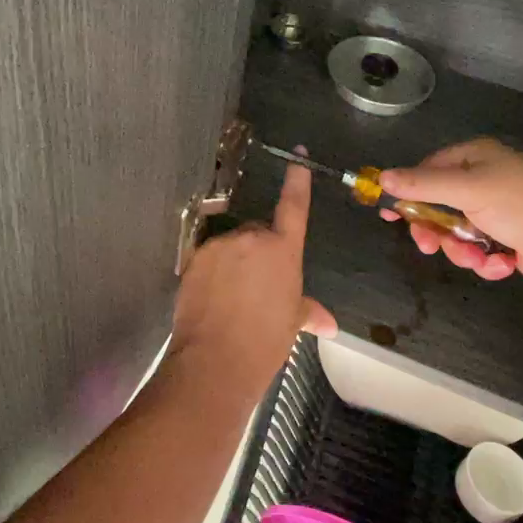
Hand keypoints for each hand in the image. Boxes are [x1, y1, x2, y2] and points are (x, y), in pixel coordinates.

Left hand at [168, 149, 336, 397]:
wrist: (215, 362)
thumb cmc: (265, 343)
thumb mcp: (292, 324)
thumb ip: (307, 312)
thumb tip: (328, 324)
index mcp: (282, 250)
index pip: (293, 206)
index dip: (297, 182)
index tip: (298, 160)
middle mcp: (250, 239)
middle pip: (257, 233)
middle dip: (260, 252)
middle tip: (261, 286)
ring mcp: (219, 246)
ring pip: (232, 246)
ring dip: (236, 263)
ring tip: (236, 299)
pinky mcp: (194, 259)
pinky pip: (210, 259)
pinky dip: (214, 273)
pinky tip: (215, 300)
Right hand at [378, 138, 522, 287]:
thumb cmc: (520, 206)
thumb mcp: (467, 190)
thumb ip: (422, 185)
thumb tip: (381, 178)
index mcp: (476, 157)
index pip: (429, 169)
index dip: (408, 191)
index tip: (389, 213)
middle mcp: (485, 179)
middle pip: (439, 204)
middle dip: (436, 229)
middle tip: (428, 247)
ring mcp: (498, 209)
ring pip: (456, 230)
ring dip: (461, 248)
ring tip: (476, 258)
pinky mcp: (508, 237)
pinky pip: (478, 246)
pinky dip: (484, 258)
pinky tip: (499, 264)